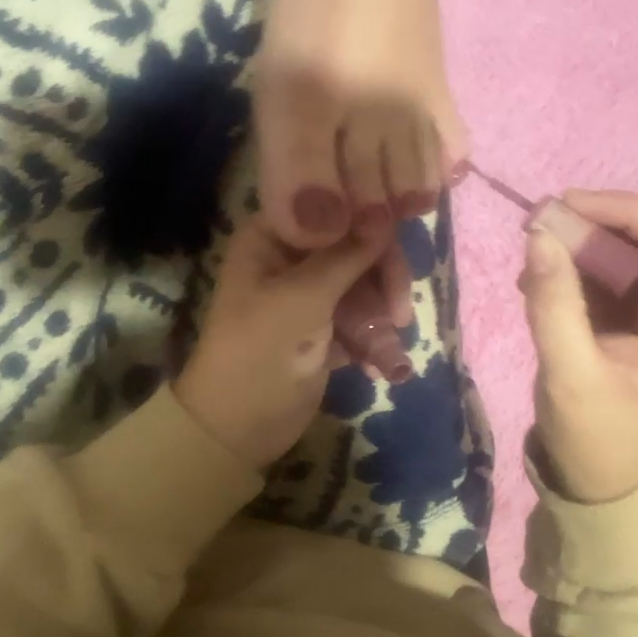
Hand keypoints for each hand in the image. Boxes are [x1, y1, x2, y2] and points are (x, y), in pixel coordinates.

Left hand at [174, 216, 392, 466]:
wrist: (237, 428)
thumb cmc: (260, 352)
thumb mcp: (304, 298)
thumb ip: (348, 254)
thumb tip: (387, 207)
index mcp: (273, 237)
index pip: (334, 210)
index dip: (370, 223)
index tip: (400, 247)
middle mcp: (291, 258)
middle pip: (357, 249)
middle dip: (382, 282)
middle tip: (400, 315)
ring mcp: (309, 296)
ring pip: (366, 288)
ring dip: (382, 319)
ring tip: (388, 355)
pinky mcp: (324, 330)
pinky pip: (362, 321)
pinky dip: (374, 342)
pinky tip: (381, 369)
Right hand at [518, 191, 637, 503]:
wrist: (591, 478)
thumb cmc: (591, 434)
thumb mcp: (568, 374)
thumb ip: (554, 305)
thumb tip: (539, 235)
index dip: (634, 212)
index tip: (572, 205)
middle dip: (606, 218)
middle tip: (547, 216)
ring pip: (632, 247)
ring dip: (586, 235)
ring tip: (536, 238)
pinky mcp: (627, 314)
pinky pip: (607, 267)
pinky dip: (574, 259)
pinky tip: (539, 273)